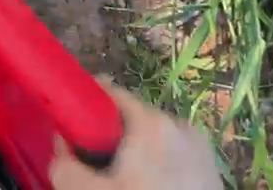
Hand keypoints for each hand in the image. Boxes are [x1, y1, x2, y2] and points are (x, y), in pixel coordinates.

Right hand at [51, 82, 221, 189]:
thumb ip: (65, 165)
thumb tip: (61, 144)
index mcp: (152, 121)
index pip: (107, 91)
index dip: (84, 108)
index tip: (73, 132)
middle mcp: (180, 124)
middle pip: (129, 118)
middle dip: (109, 138)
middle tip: (96, 169)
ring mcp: (201, 149)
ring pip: (151, 140)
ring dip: (133, 157)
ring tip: (122, 184)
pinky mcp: (212, 172)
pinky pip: (172, 158)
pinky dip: (157, 170)